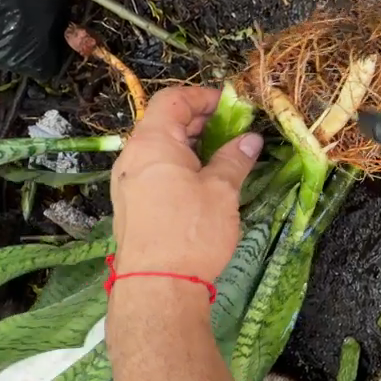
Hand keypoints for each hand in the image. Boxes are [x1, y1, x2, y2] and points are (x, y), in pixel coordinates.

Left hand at [110, 86, 262, 283]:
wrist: (158, 284)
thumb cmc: (191, 231)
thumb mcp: (222, 191)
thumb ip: (235, 159)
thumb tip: (250, 140)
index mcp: (153, 143)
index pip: (173, 100)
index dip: (203, 97)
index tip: (232, 106)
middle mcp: (134, 157)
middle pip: (165, 122)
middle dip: (201, 121)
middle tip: (235, 131)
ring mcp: (130, 182)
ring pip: (161, 149)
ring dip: (193, 146)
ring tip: (225, 157)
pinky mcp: (134, 204)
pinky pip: (157, 171)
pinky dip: (181, 166)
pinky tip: (205, 182)